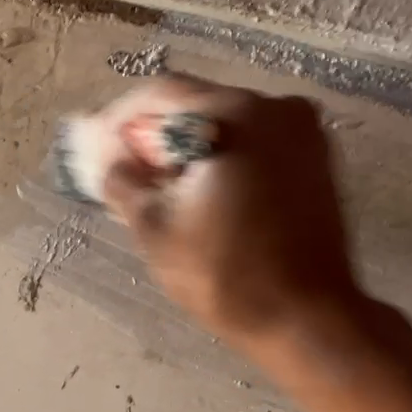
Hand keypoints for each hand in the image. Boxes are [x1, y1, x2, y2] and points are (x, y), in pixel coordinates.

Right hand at [95, 75, 364, 354]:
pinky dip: (220, 161)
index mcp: (234, 116)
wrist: (306, 317)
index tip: (96, 150)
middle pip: (196, 106)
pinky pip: (253, 145)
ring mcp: (303, 132)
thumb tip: (110, 160)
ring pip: (225, 126)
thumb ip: (122, 182)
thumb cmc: (224, 273)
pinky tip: (199, 195)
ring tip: (157, 190)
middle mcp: (276, 108)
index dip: (119, 119)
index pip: (161, 94)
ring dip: (186, 151)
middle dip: (153, 137)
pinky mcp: (316, 160)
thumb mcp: (154, 228)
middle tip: (122, 173)